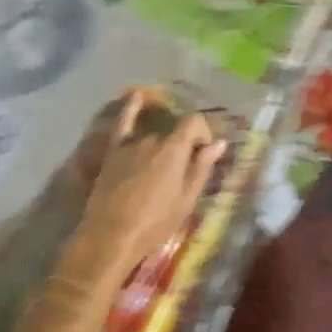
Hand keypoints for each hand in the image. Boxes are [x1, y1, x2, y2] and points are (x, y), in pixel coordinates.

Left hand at [74, 93, 226, 272]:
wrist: (111, 235)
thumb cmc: (154, 223)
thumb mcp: (185, 200)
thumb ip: (202, 168)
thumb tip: (219, 143)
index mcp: (174, 149)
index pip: (194, 121)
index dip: (203, 132)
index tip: (204, 151)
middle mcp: (153, 137)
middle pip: (174, 130)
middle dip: (183, 144)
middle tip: (183, 170)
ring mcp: (131, 142)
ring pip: (153, 132)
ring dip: (162, 141)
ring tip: (162, 164)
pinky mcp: (114, 149)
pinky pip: (123, 121)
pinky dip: (130, 106)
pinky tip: (135, 95)